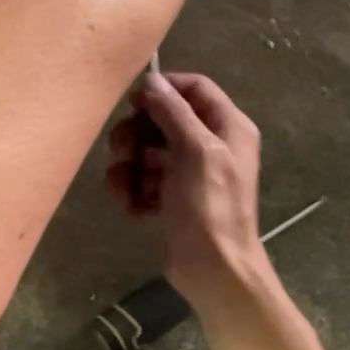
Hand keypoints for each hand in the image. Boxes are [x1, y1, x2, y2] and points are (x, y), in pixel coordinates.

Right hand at [106, 73, 272, 309]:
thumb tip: (150, 80)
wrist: (212, 268)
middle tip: (122, 151)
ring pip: (146, 151)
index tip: (133, 103)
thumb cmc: (210, 207)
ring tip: (124, 189)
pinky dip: (132, 191)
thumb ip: (173, 113)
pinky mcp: (170, 197)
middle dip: (136, 134)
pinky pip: (142, 180)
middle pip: (162, 119)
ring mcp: (189, 172)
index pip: (194, 88)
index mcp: (227, 127)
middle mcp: (210, 144)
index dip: (163, 90)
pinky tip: (133, 208)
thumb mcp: (195, 151)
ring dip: (128, 168)